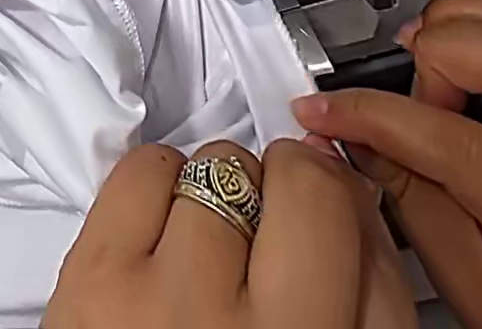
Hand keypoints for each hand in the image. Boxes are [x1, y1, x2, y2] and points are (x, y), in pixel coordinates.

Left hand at [44, 139, 415, 328]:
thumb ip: (349, 313)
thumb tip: (346, 209)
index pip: (381, 265)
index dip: (354, 225)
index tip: (330, 218)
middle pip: (310, 194)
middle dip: (294, 186)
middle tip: (269, 212)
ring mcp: (179, 307)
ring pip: (224, 168)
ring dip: (218, 188)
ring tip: (203, 240)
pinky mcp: (99, 277)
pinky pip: (146, 168)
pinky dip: (156, 177)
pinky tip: (157, 225)